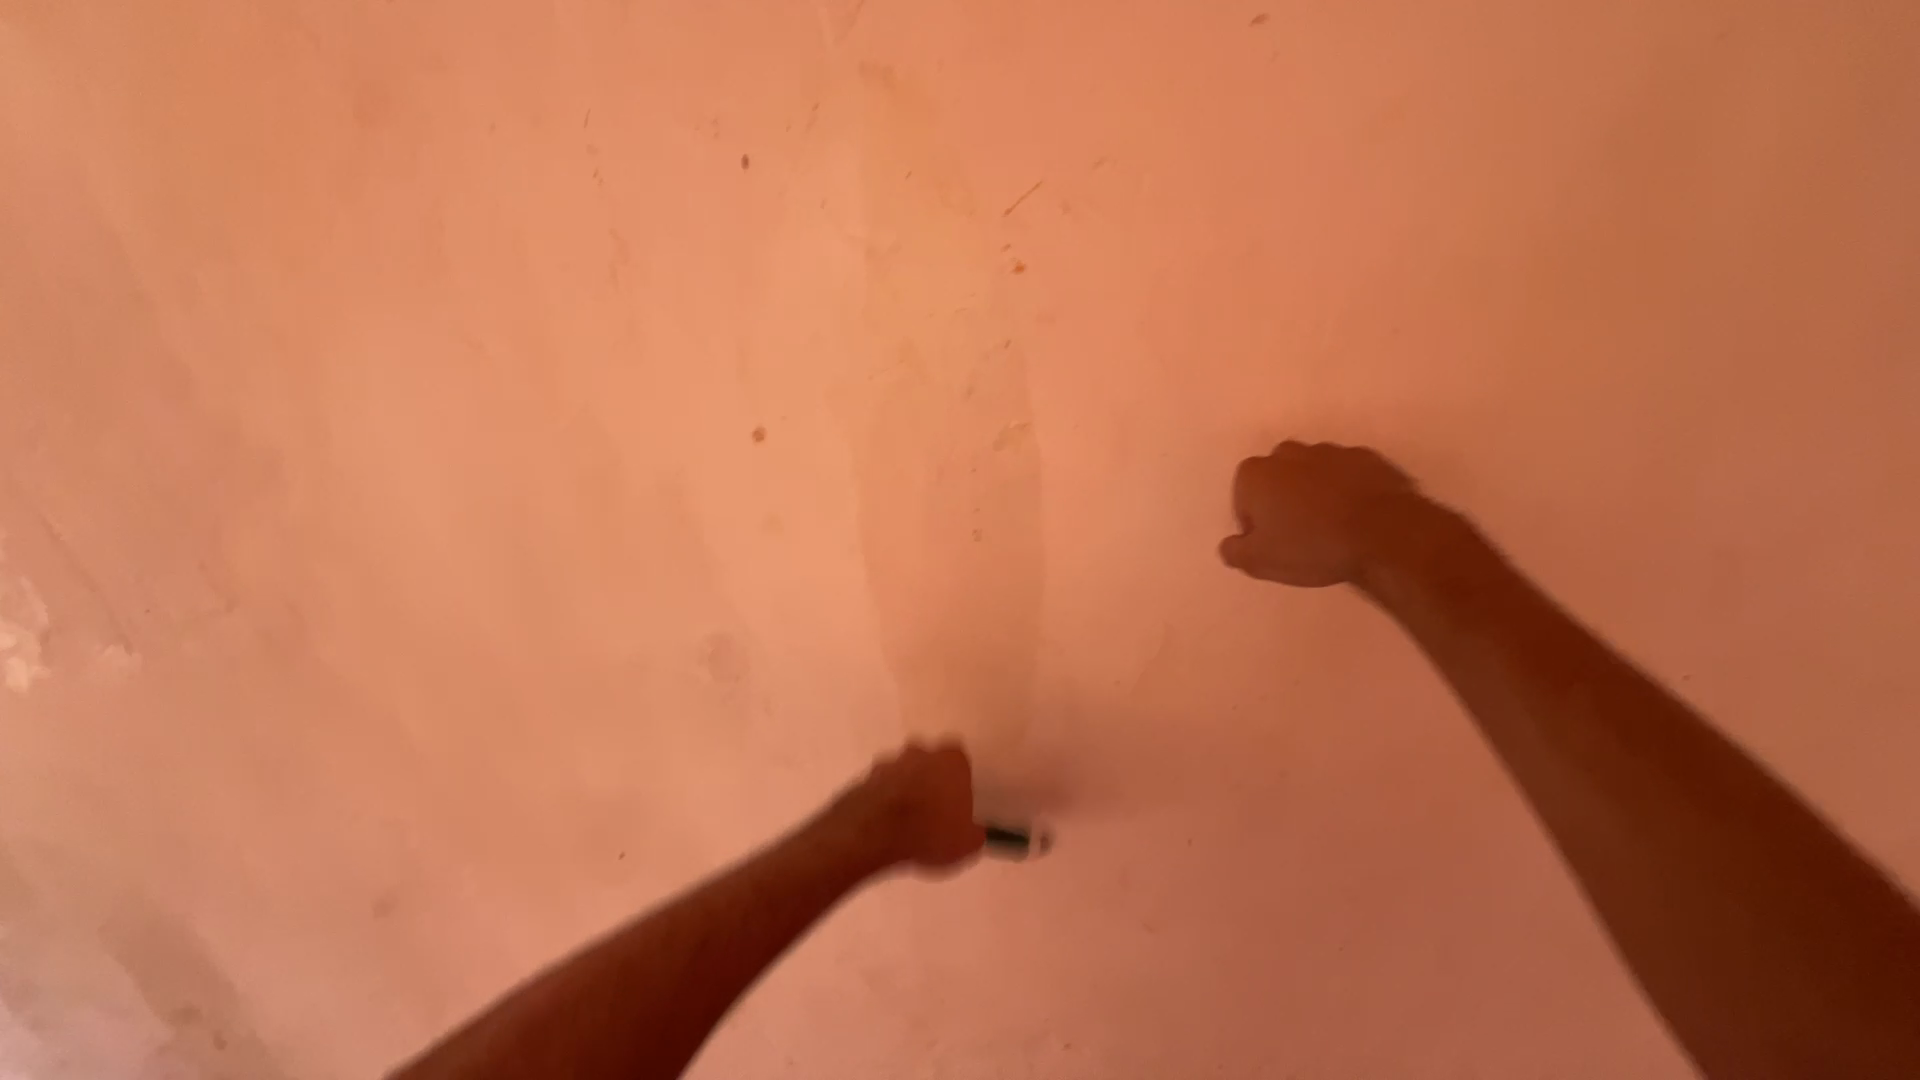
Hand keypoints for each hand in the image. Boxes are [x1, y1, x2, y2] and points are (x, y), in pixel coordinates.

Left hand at [832, 741, 984, 872]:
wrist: (874, 833)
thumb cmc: (930, 833)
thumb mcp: (966, 844)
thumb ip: (973, 833)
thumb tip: (974, 832)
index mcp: (951, 760)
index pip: (960, 761)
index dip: (959, 781)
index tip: (957, 803)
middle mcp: (920, 752)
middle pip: (929, 761)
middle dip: (930, 780)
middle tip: (933, 811)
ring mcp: (889, 762)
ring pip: (903, 773)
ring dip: (905, 790)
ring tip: (907, 823)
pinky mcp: (864, 778)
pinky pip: (881, 787)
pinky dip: (884, 801)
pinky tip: (886, 826)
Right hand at [1219, 441, 1420, 587]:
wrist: (1384, 535)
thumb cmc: (1311, 547)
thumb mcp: (1259, 562)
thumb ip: (1235, 551)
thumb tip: (1230, 545)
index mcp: (1256, 474)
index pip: (1243, 498)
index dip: (1255, 523)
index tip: (1272, 542)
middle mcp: (1289, 454)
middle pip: (1277, 479)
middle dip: (1283, 501)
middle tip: (1299, 534)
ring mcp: (1331, 452)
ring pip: (1313, 474)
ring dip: (1316, 494)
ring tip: (1331, 527)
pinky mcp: (1368, 458)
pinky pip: (1348, 476)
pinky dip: (1348, 492)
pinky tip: (1357, 519)